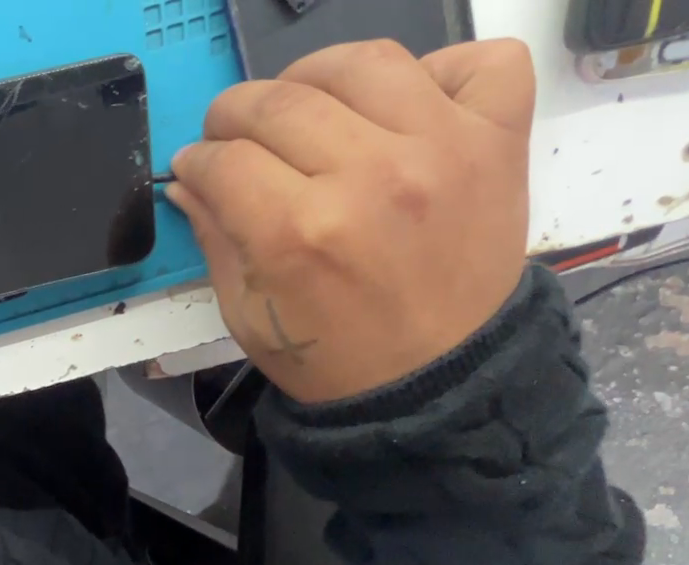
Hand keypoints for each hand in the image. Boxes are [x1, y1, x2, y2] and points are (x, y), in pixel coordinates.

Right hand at [166, 39, 535, 403]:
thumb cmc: (324, 354)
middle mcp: (369, 176)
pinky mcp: (499, 139)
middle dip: (234, 113)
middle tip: (229, 135)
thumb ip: (216, 237)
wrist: (432, 379)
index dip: (196, 159)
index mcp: (295, 233)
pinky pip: (480, 61)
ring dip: (313, 74)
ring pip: (365, 63)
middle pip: (280, 102)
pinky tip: (401, 105)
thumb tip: (189, 180)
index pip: (225, 160)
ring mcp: (442, 148)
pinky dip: (438, 67)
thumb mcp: (245, 311)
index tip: (193, 167)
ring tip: (301, 104)